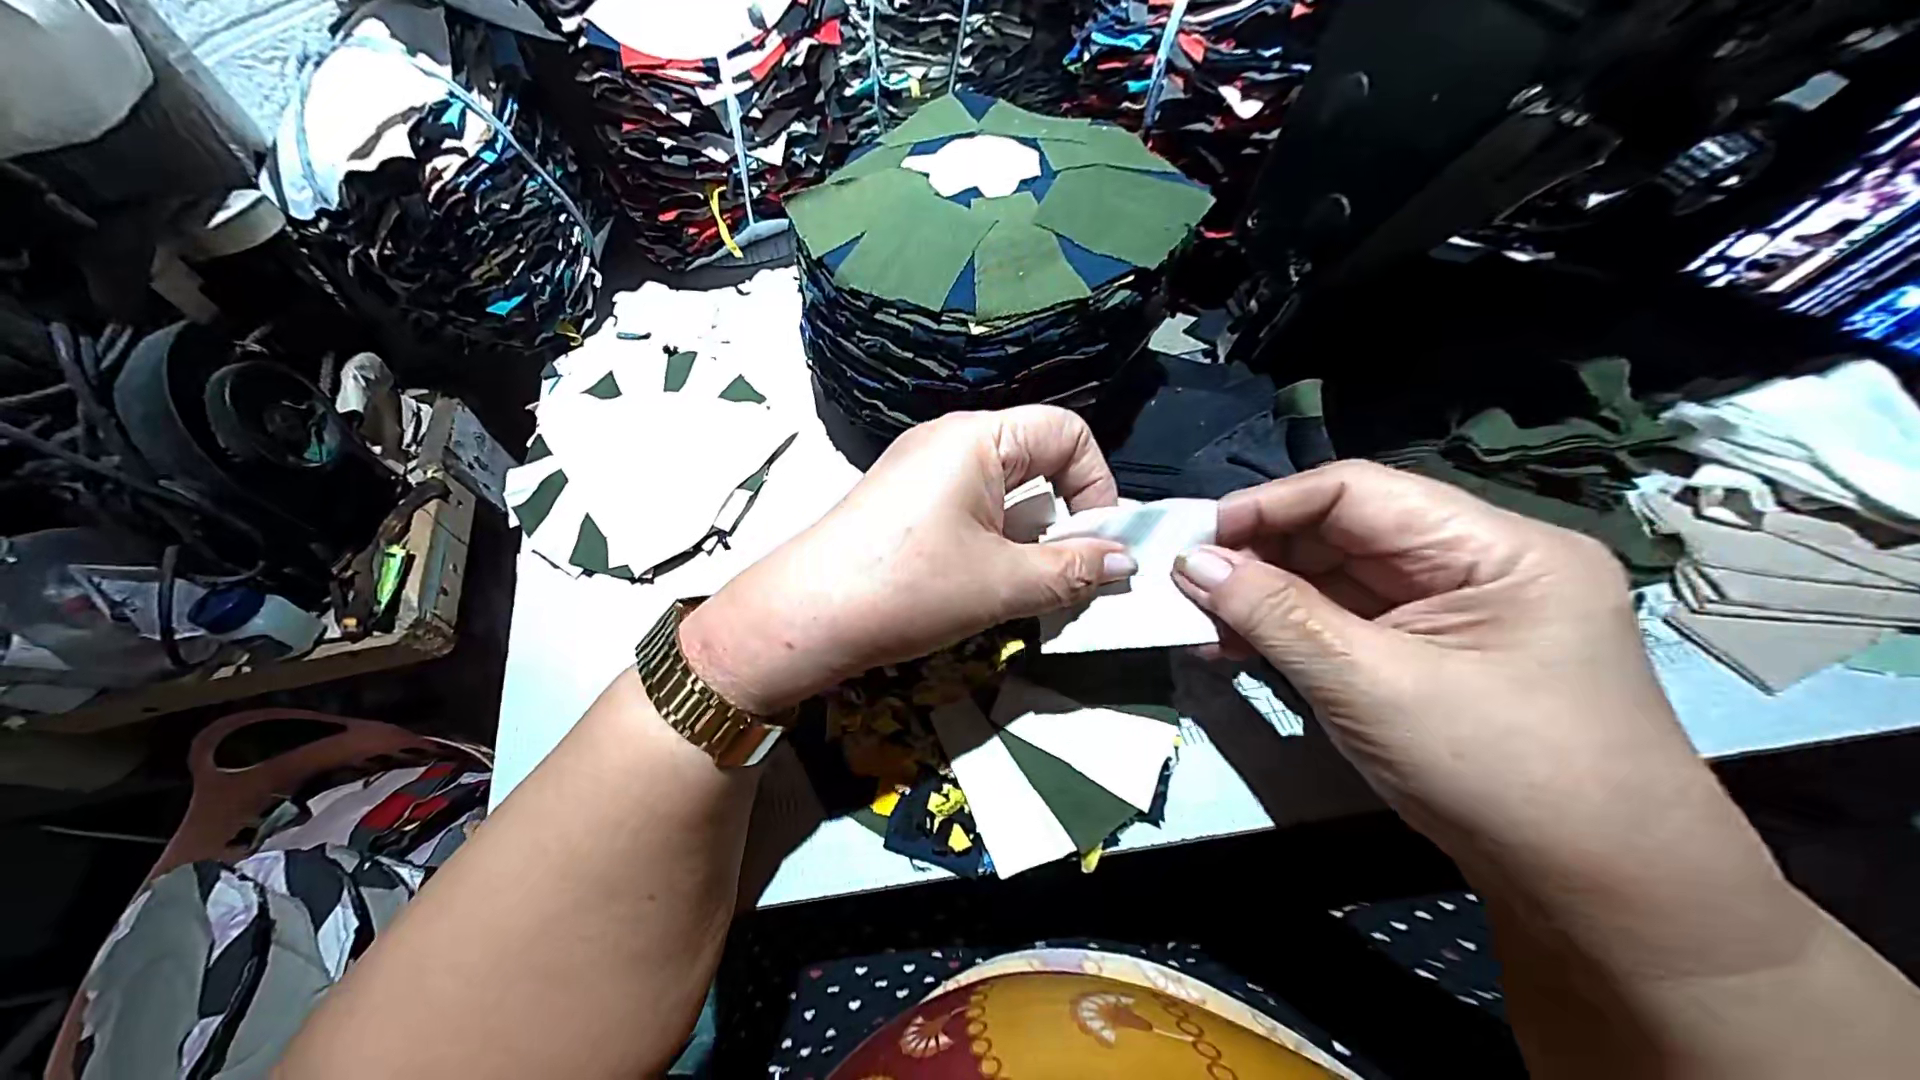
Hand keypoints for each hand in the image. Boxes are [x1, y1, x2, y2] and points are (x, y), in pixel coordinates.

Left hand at [680, 407, 1134, 714]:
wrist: (803, 618)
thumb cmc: (908, 588)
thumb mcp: (1002, 584)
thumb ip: (1073, 569)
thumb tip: (1126, 562)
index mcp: (977, 438)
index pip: (1068, 433)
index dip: (1096, 484)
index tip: (1098, 543)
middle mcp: (950, 439)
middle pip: (1038, 458)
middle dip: (1064, 516)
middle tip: (1067, 572)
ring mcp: (922, 469)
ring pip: (1005, 489)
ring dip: (1030, 535)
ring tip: (1025, 585)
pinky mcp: (906, 501)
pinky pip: (972, 506)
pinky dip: (995, 539)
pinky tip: (986, 582)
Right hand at [1169, 461, 1752, 888]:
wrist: (1599, 897)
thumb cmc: (1500, 774)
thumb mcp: (1371, 685)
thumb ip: (1275, 614)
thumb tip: (1190, 564)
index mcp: (1494, 546)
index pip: (1357, 491)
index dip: (1268, 506)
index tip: (1197, 537)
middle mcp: (1473, 563)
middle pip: (1341, 532)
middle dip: (1258, 557)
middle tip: (1188, 585)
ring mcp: (1448, 610)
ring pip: (1333, 579)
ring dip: (1264, 597)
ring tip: (1201, 621)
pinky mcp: (1425, 652)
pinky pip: (1342, 621)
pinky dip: (1287, 630)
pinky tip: (1236, 645)